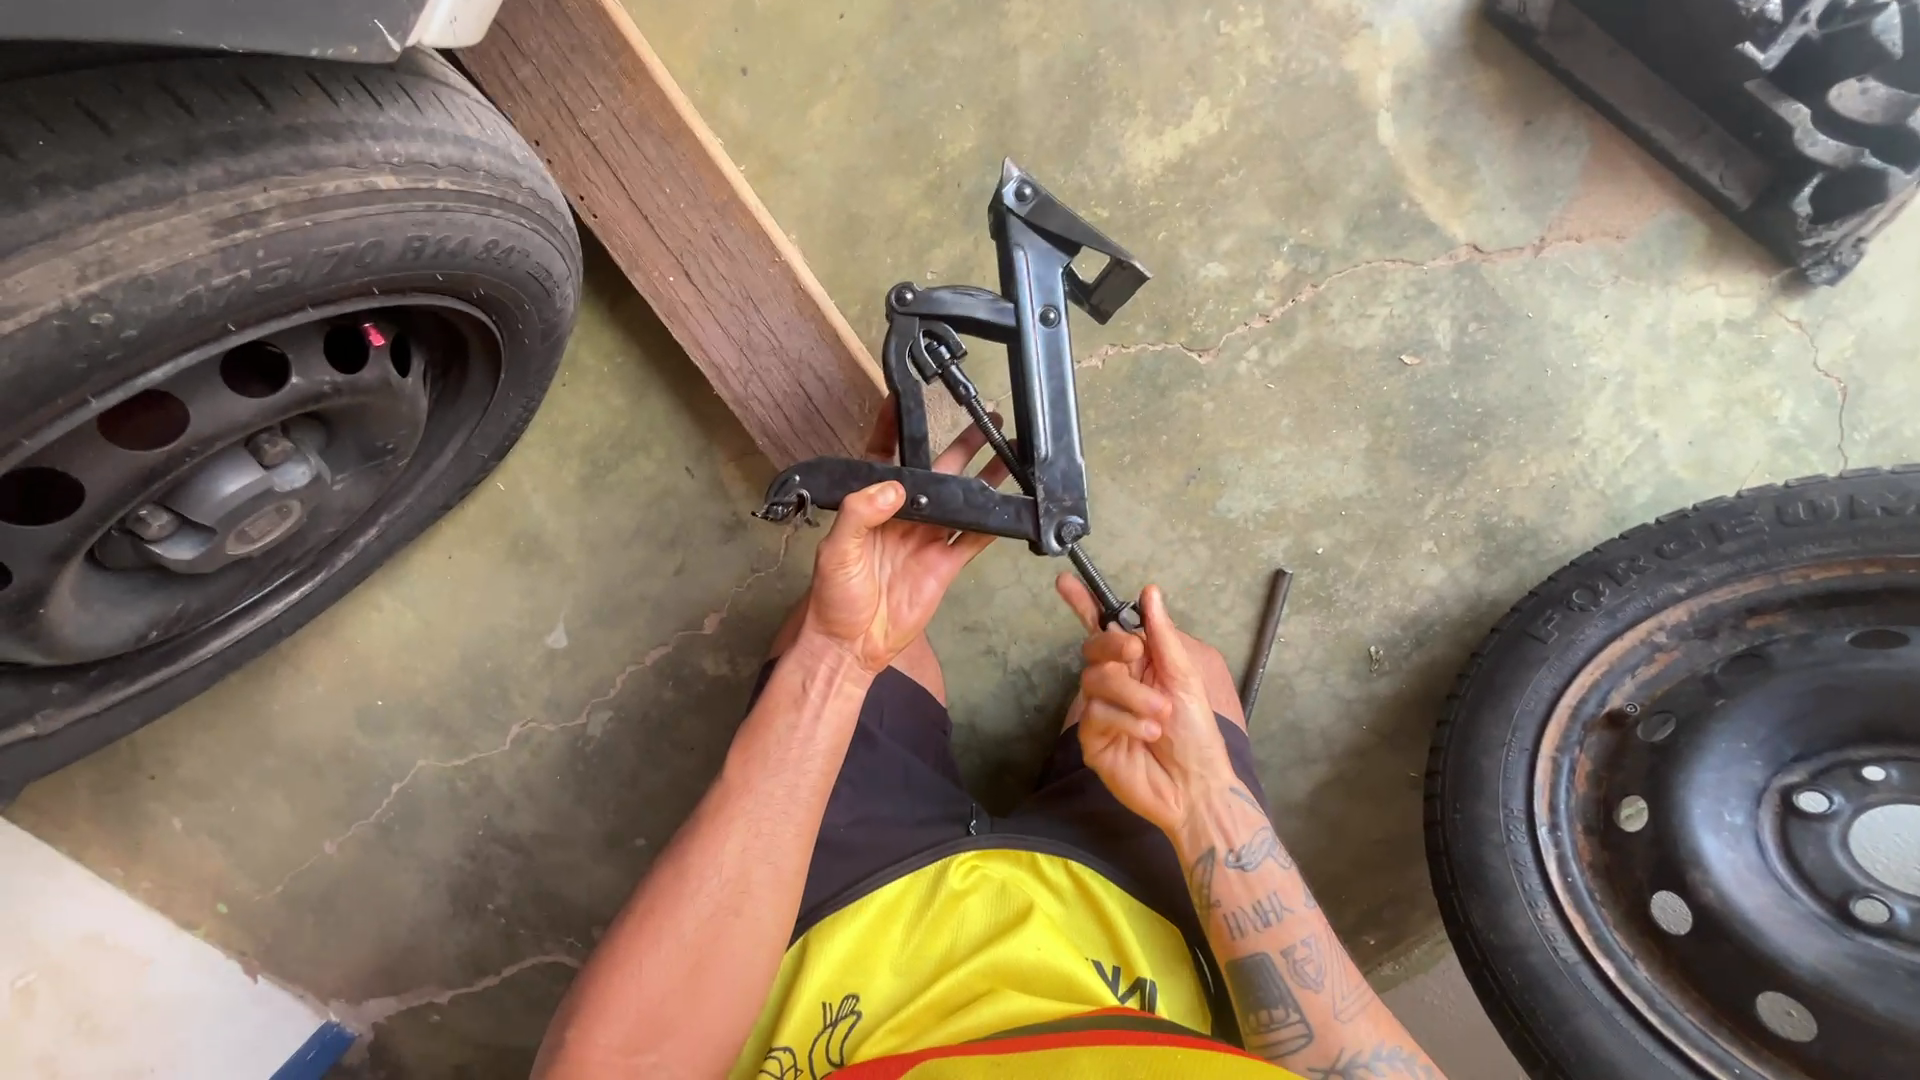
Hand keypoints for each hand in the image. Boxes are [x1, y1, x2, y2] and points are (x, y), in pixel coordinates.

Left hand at [801, 401, 1009, 673]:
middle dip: (960, 445)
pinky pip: (973, 538)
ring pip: (961, 499)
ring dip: (984, 477)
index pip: (884, 455)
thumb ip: (860, 515)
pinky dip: (992, 522)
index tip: (907, 397)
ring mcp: (926, 538)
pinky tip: (1010, 504)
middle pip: (936, 472)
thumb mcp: (837, 551)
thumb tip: (895, 487)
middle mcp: (903, 515)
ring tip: (1008, 451)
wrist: (852, 645)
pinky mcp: (945, 563)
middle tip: (985, 420)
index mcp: (871, 504)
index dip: (895, 426)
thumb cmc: (834, 597)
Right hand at [1058, 580, 1240, 834]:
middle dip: (1112, 645)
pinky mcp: (1092, 739)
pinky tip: (1148, 733)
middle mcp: (1115, 683)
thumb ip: (1162, 636)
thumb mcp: (1185, 678)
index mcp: (1138, 664)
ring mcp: (1100, 710)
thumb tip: (1150, 591)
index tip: (1065, 581)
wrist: (1197, 787)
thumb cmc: (1197, 734)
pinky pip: (1096, 714)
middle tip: (1136, 653)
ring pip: (1095, 680)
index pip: (1105, 628)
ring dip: (1132, 694)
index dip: (1084, 604)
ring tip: (1160, 715)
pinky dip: (1126, 720)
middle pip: (1093, 648)